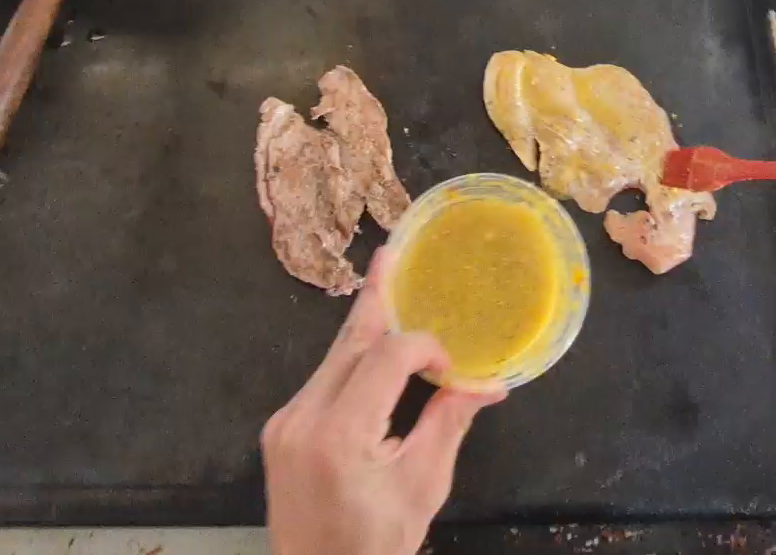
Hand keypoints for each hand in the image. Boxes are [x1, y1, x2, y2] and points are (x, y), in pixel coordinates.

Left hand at [263, 253, 505, 554]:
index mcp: (340, 435)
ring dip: (367, 324)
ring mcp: (286, 420)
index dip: (423, 347)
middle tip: (392, 250)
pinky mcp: (282, 426)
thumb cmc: (376, 544)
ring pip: (335, 354)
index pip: (386, 357)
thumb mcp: (422, 487)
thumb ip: (450, 423)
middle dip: (376, 295)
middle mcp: (303, 417)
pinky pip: (324, 376)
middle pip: (350, 341)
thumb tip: (493, 383)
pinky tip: (373, 342)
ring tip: (386, 279)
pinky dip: (354, 356)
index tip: (450, 367)